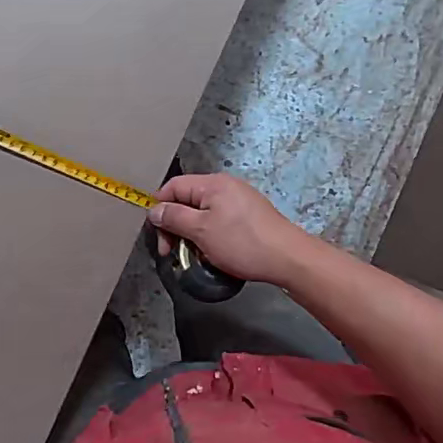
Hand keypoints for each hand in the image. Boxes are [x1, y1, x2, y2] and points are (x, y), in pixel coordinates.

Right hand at [146, 173, 316, 287]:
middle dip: (175, 225)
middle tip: (171, 251)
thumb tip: (154, 210)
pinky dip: (209, 235)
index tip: (157, 234)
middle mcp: (225, 186)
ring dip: (191, 233)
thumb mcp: (201, 230)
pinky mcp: (248, 216)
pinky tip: (212, 252)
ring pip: (202, 213)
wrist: (288, 259)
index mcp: (212, 183)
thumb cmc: (242, 242)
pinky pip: (218, 221)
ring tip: (194, 254)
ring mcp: (239, 201)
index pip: (173, 187)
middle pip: (187, 200)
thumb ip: (174, 217)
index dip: (159, 208)